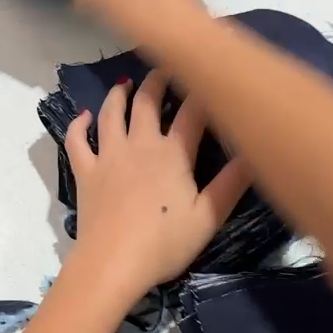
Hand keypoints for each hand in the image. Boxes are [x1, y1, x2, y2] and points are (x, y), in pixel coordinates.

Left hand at [61, 70, 251, 299]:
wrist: (113, 262)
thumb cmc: (165, 242)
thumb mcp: (208, 217)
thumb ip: (232, 183)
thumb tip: (255, 151)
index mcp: (174, 153)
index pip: (192, 113)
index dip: (202, 91)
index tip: (210, 75)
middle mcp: (140, 143)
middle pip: (147, 102)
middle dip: (157, 82)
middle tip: (164, 70)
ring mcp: (108, 155)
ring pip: (112, 113)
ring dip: (119, 95)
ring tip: (125, 84)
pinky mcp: (85, 171)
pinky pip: (77, 140)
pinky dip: (79, 124)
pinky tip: (84, 116)